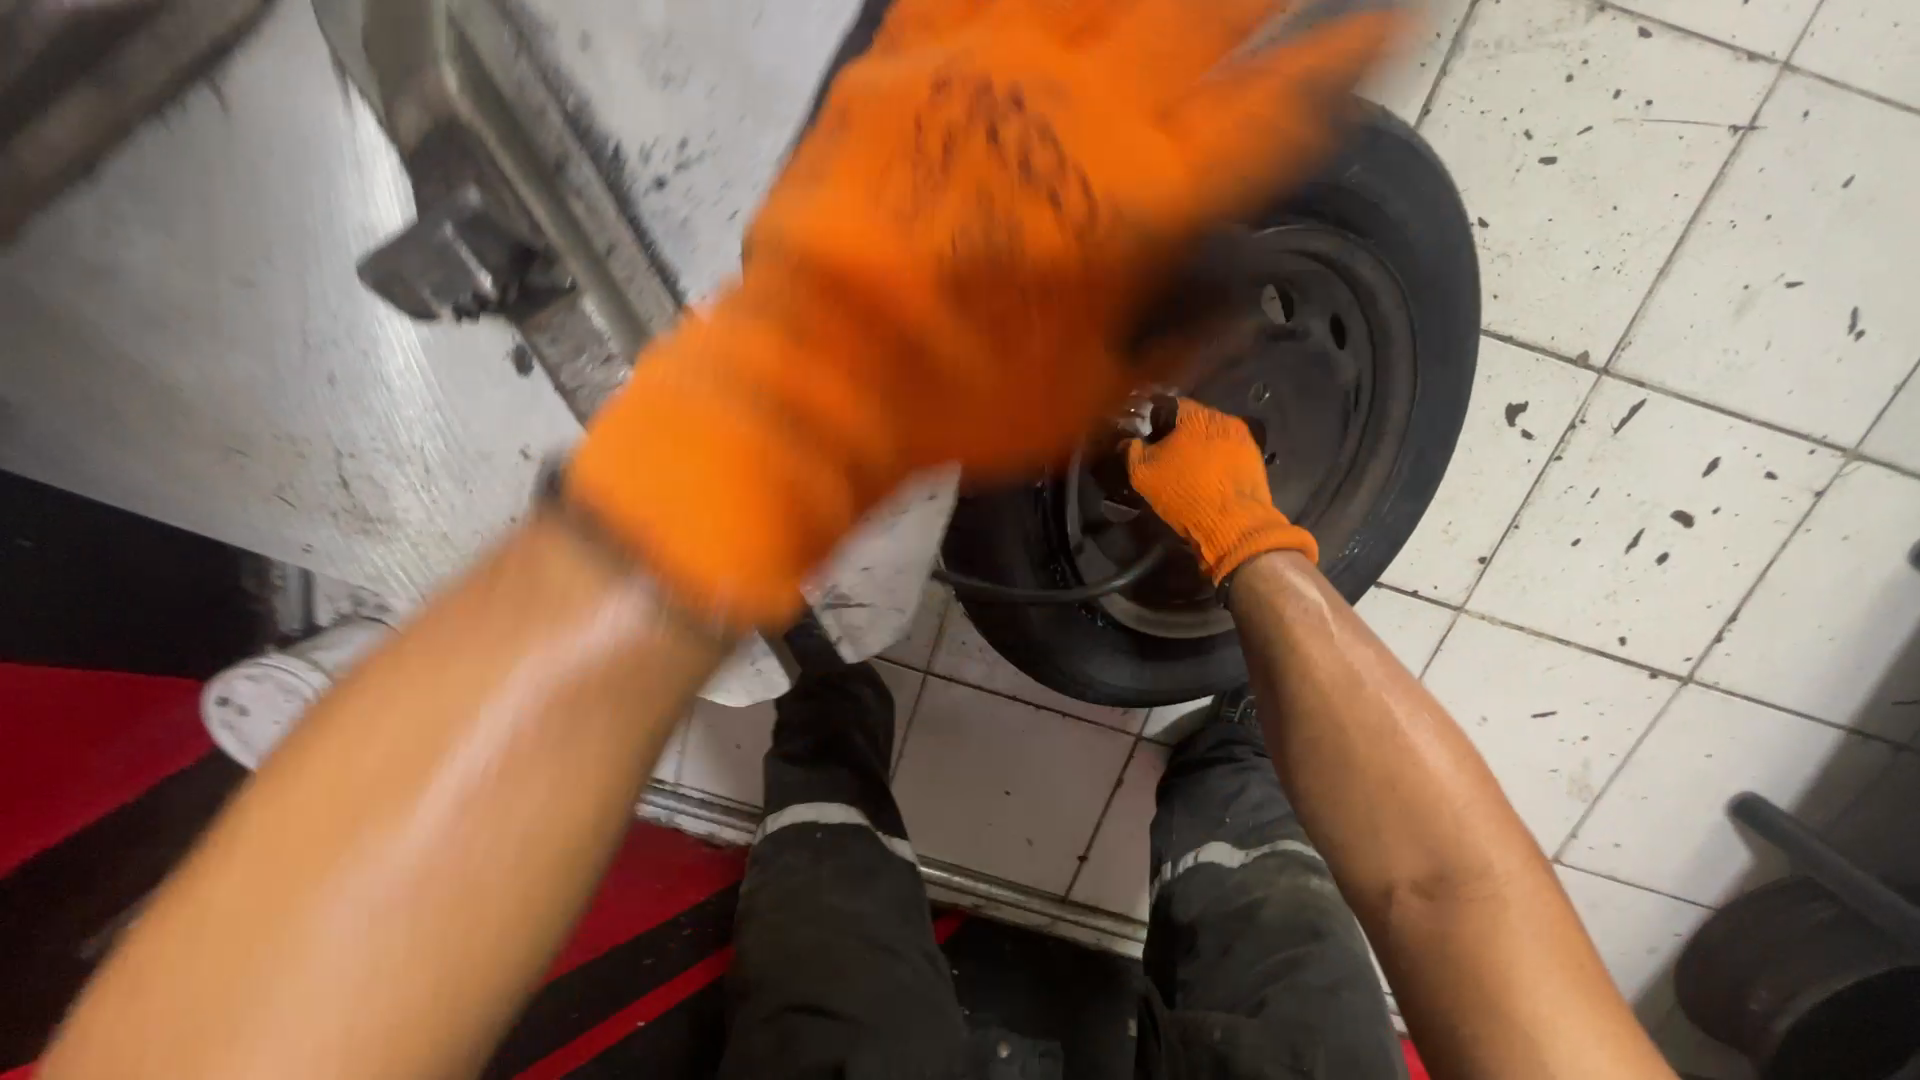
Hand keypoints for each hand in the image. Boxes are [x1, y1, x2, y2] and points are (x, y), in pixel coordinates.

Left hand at [568, 0, 1399, 625]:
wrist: (813, 384)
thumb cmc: (949, 405)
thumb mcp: (1082, 401)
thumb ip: (1168, 342)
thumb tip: (1228, 306)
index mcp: (1134, 206)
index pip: (1272, 113)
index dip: (1339, 66)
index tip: (1385, 26)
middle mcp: (1074, 116)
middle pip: (1205, 15)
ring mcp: (985, 74)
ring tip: (1187, 0)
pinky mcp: (902, 64)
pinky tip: (1046, 5)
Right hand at [1125, 398, 1316, 580]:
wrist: (1235, 525)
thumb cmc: (1186, 493)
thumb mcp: (1144, 475)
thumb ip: (1133, 451)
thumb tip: (1130, 442)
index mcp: (1197, 415)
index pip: (1170, 406)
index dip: (1155, 421)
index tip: (1147, 438)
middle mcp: (1225, 419)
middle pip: (1195, 422)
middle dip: (1181, 436)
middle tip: (1167, 457)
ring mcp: (1245, 440)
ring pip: (1214, 439)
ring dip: (1202, 450)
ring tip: (1189, 472)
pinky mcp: (1256, 461)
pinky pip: (1229, 456)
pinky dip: (1218, 464)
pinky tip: (1209, 482)